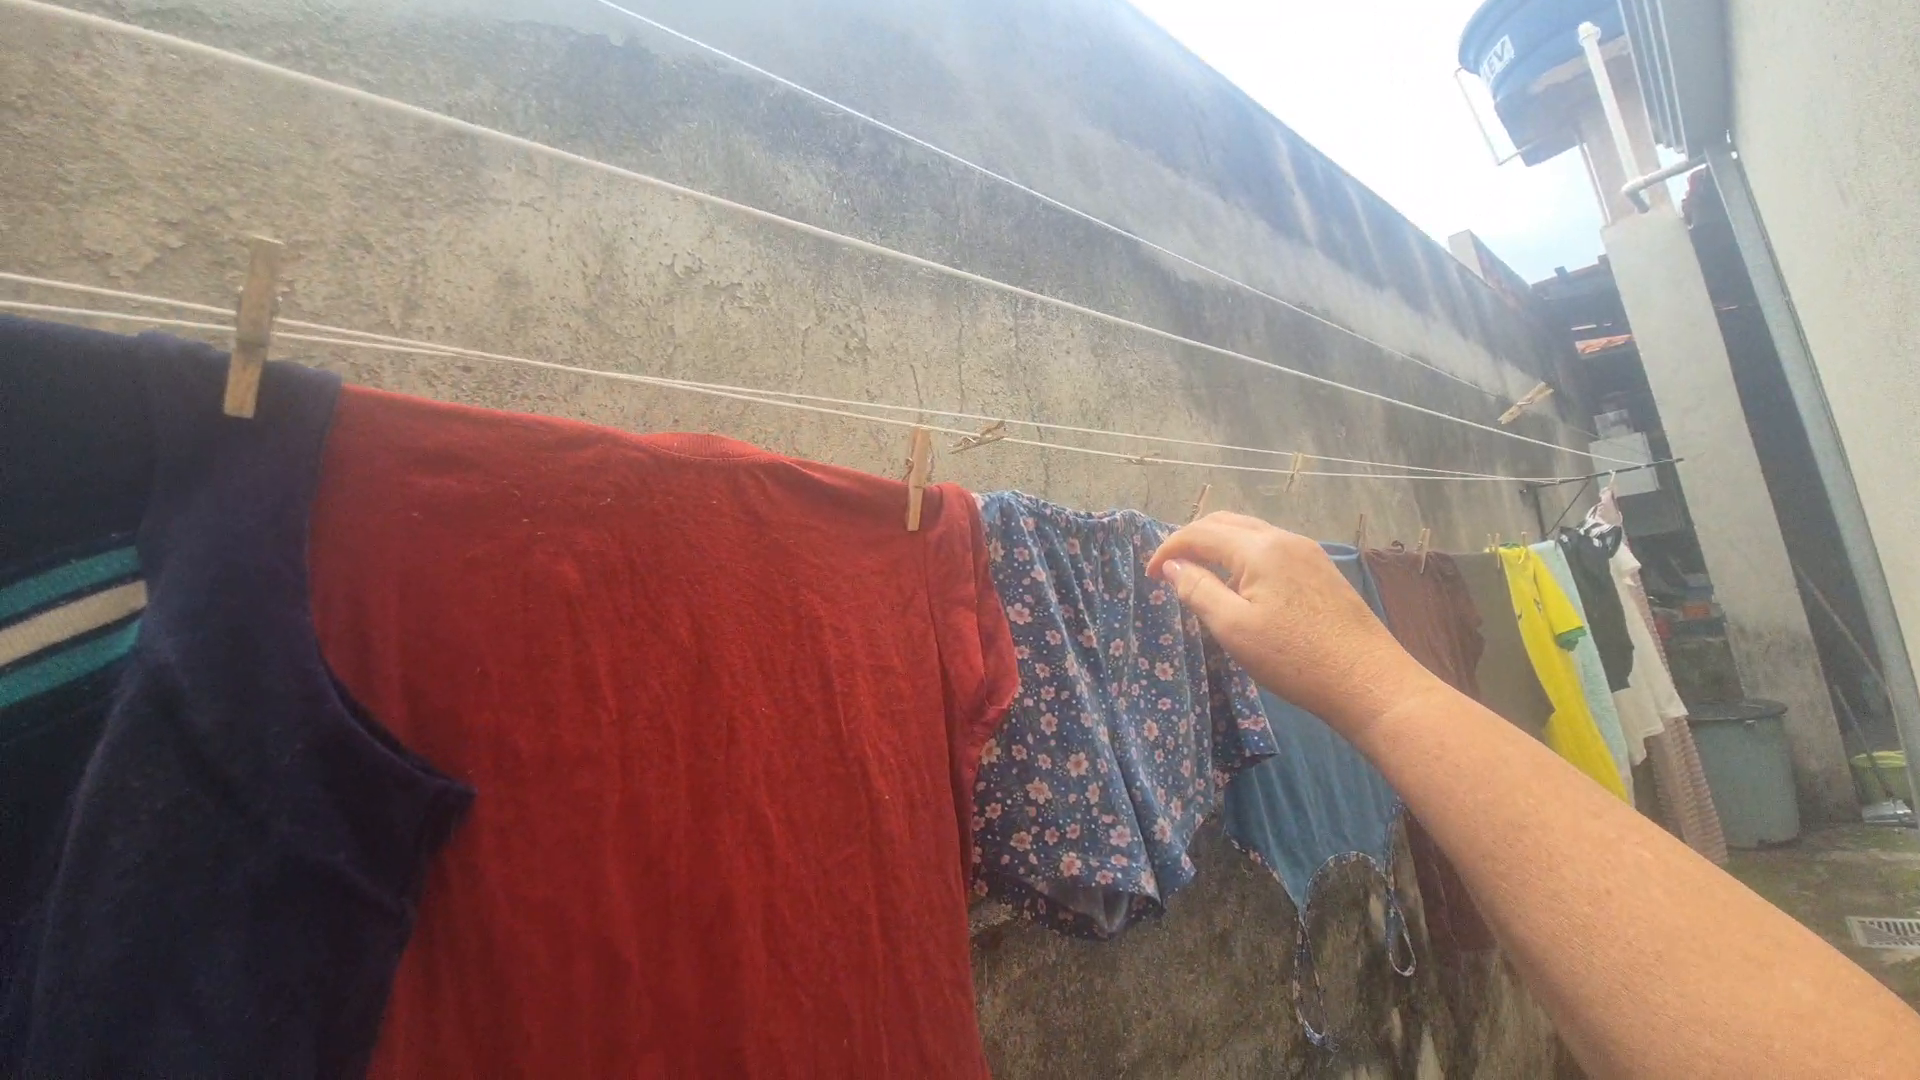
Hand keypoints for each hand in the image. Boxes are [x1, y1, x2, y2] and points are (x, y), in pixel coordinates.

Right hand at [1147, 512, 1438, 738]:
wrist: (1369, 682)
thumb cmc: (1295, 659)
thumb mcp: (1234, 628)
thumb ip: (1197, 589)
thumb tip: (1172, 565)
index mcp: (1259, 549)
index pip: (1199, 533)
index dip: (1168, 550)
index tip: (1149, 576)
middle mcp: (1284, 539)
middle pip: (1225, 523)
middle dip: (1190, 540)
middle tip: (1169, 570)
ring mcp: (1307, 553)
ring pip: (1249, 533)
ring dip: (1217, 545)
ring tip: (1198, 574)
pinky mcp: (1321, 570)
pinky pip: (1270, 548)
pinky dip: (1242, 555)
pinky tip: (1239, 583)